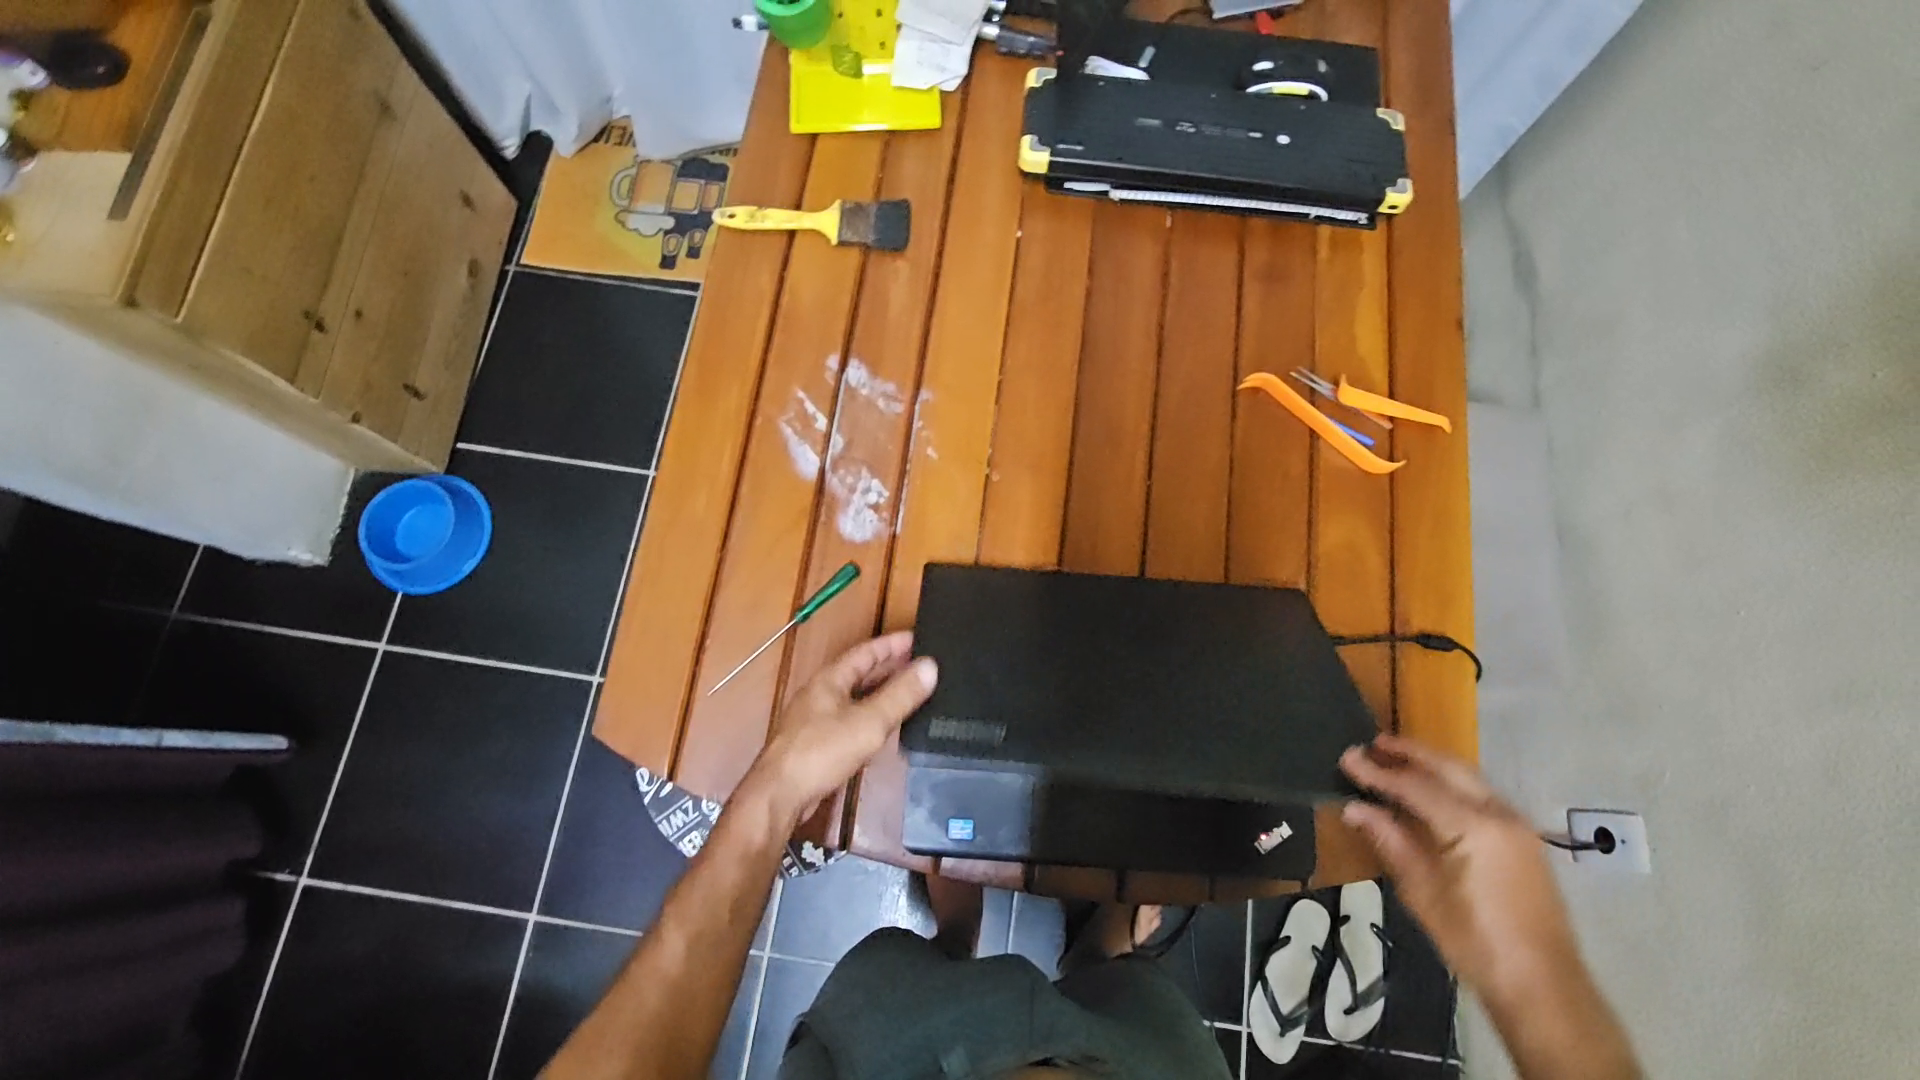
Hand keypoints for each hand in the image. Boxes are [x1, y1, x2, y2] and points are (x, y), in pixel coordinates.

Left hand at [736, 632, 937, 829]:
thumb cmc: (822, 751)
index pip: (865, 652)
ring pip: (855, 697)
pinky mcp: (817, 743)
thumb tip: (930, 666)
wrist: (780, 795)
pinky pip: (851, 720)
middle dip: (889, 667)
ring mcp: (816, 719)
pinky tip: (885, 727)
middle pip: (859, 673)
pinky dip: (872, 716)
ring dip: (881, 692)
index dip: (892, 644)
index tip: (918, 638)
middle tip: (919, 664)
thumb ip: (900, 695)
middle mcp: (821, 694)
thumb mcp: (869, 721)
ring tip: (909, 691)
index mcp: (830, 680)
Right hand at [1339, 734, 1582, 1003]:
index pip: (1415, 786)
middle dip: (1409, 753)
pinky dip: (1450, 784)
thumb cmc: (1474, 942)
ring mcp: (1516, 825)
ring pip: (1467, 778)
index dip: (1377, 771)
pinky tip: (1428, 791)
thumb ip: (1390, 841)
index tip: (1346, 757)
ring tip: (1395, 759)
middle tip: (1372, 744)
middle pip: (1447, 768)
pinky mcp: (1522, 838)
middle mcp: (1499, 814)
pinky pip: (1480, 795)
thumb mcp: (1422, 893)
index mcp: (1473, 827)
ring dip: (1431, 765)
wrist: (1542, 984)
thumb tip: (1354, 807)